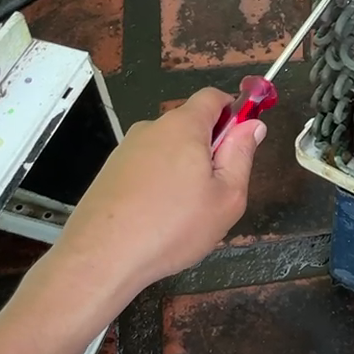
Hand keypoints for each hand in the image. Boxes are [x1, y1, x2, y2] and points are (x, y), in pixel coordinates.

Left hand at [52, 88, 263, 288]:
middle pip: (189, 125)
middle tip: (215, 192)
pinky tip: (157, 219)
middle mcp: (151, 128)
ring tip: (184, 213)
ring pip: (168, 149)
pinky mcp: (110, 172)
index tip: (240, 143)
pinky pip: (146, 168)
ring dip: (183, 170)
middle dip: (208, 149)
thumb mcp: (226, 197)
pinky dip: (158, 185)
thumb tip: (253, 125)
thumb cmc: (173, 226)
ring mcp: (126, 150)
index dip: (234, 112)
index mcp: (183, 126)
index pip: (212, 97)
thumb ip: (242, 155)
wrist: (101, 257)